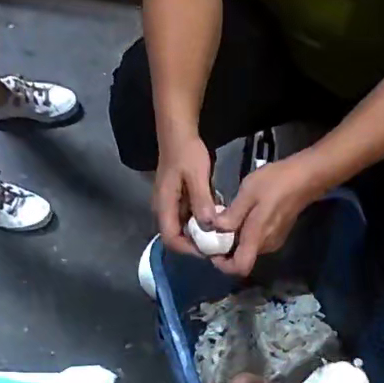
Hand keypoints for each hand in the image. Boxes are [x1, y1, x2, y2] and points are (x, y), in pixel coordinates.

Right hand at [151, 138, 218, 255]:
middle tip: (218, 245)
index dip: (188, 249)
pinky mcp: (178, 200)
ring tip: (219, 235)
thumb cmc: (186, 152)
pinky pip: (187, 218)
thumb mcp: (196, 175)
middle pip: (176, 237)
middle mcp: (163, 209)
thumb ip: (201, 201)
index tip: (209, 250)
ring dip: (199, 235)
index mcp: (164, 206)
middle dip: (196, 244)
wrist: (178, 132)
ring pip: (183, 229)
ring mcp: (170, 205)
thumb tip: (209, 226)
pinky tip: (215, 220)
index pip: (171, 239)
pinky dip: (200, 223)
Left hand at [210, 159, 323, 275]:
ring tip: (227, 219)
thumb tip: (215, 229)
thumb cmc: (277, 182)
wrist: (306, 177)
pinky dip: (246, 234)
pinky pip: (256, 241)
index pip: (240, 268)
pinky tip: (243, 215)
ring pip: (248, 249)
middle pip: (241, 258)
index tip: (212, 250)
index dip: (223, 265)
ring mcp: (273, 241)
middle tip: (214, 229)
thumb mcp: (248, 192)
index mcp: (257, 238)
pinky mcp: (278, 235)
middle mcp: (266, 246)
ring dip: (235, 240)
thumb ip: (232, 214)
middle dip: (225, 249)